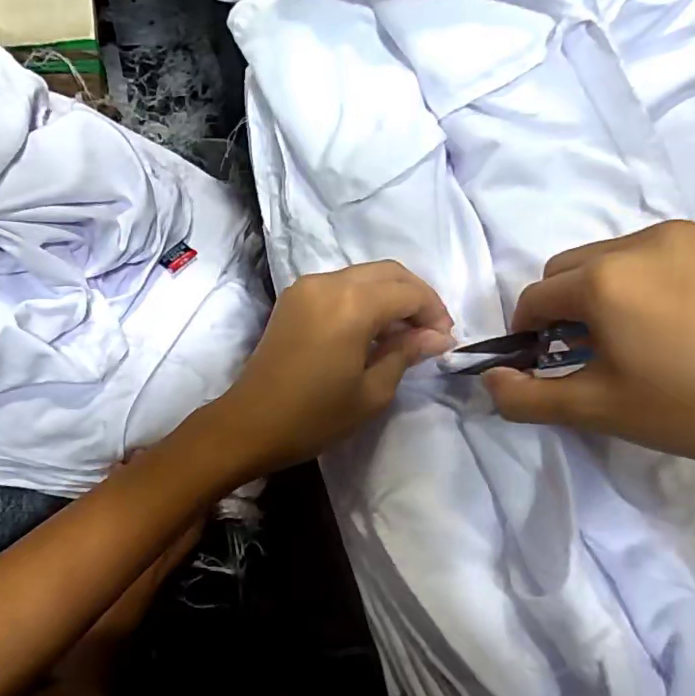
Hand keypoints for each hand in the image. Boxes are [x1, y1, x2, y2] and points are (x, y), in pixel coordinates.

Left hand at [197, 261, 453, 478]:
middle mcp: (328, 283)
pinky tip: (372, 328)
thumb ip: (406, 353)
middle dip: (415, 296)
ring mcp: (305, 287)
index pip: (408, 292)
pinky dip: (363, 297)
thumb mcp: (372, 392)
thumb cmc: (314, 416)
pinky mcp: (292, 298)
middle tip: (430, 333)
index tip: (445, 341)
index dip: (433, 312)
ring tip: (403, 333)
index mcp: (351, 304)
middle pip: (387, 272)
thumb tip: (437, 336)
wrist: (250, 423)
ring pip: (363, 275)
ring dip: (389, 295)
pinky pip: (339, 284)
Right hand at [482, 219, 694, 517]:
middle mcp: (654, 238)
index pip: (536, 295)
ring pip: (644, 253)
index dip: (529, 330)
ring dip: (634, 286)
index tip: (546, 359)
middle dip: (575, 303)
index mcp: (606, 278)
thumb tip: (486, 379)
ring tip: (675, 334)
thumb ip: (527, 397)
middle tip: (605, 349)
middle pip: (582, 265)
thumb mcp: (602, 413)